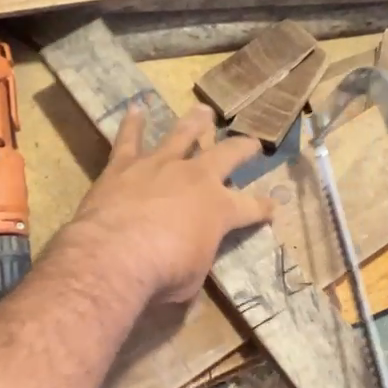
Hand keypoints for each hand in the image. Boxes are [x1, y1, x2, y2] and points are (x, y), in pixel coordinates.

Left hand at [54, 102, 273, 304]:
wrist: (115, 254)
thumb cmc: (162, 274)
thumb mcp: (192, 278)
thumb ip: (196, 261)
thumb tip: (190, 260)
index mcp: (219, 210)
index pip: (251, 207)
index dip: (263, 208)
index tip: (272, 207)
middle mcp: (195, 179)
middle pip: (226, 155)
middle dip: (242, 148)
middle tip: (251, 143)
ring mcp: (159, 166)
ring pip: (181, 135)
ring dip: (194, 122)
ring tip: (203, 111)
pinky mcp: (124, 165)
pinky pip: (129, 139)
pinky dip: (132, 124)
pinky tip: (135, 109)